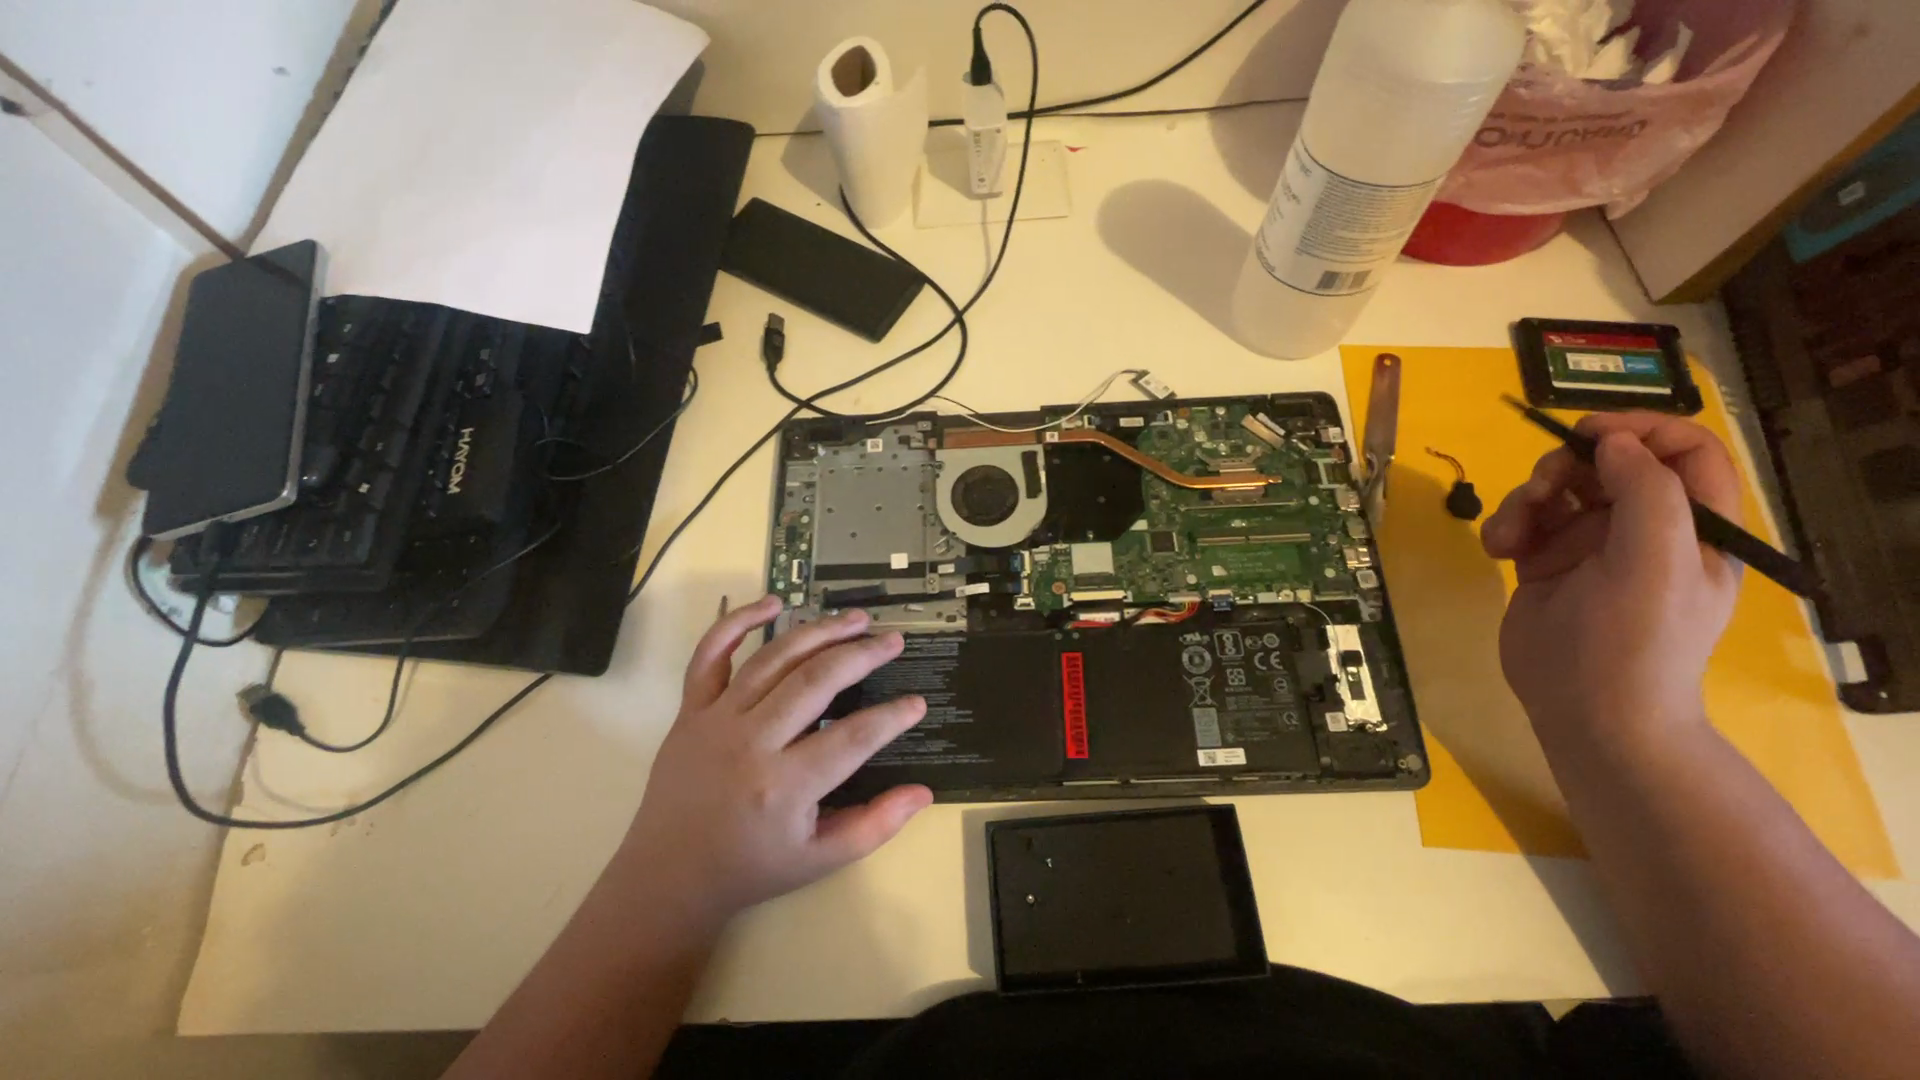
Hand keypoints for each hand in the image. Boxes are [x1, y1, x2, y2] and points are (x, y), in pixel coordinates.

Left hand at [614, 597, 931, 923]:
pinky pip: (710, 655)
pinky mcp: (691, 710)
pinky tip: (772, 603)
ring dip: (818, 631)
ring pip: (774, 660)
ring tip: (855, 618)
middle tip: (893, 640)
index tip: (917, 702)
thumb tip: (923, 792)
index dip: (892, 717)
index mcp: (785, 786)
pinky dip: (736, 623)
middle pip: (815, 682)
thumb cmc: (751, 867)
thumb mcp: (820, 860)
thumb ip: (874, 825)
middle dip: (861, 655)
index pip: (853, 737)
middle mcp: (752, 743)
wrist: (668, 874)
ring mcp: (717, 720)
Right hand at [1480, 413, 1742, 744]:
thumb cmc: (1634, 641)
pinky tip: (1499, 552)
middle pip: (1607, 463)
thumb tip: (1611, 443)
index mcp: (1694, 524)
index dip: (1643, 429)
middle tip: (1542, 490)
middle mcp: (1645, 528)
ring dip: (1525, 501)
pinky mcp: (1545, 563)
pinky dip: (1505, 527)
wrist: (1588, 712)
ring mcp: (1592, 546)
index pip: (1685, 450)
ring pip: (1557, 490)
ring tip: (1509, 536)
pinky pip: (1523, 522)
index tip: (1590, 434)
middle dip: (1566, 467)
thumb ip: (1647, 492)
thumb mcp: (1656, 562)